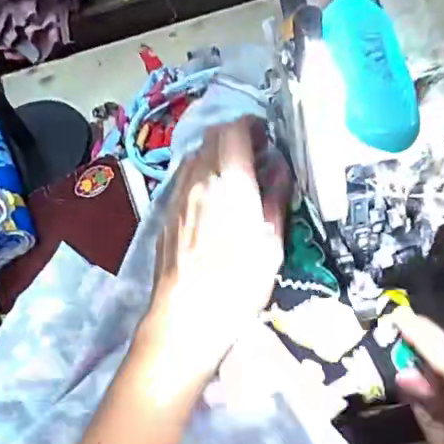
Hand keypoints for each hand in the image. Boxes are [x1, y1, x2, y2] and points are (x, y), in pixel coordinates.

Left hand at [133, 118, 286, 396]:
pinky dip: (200, 179)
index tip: (267, 137)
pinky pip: (183, 182)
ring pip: (194, 158)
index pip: (235, 130)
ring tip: (235, 180)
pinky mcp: (165, 217)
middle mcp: (198, 181)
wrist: (186, 317)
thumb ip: (275, 200)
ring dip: (216, 158)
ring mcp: (176, 197)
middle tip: (255, 157)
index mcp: (229, 182)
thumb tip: (279, 171)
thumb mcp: (271, 245)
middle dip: (234, 138)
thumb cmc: (236, 287)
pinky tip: (212, 203)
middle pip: (211, 138)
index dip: (253, 126)